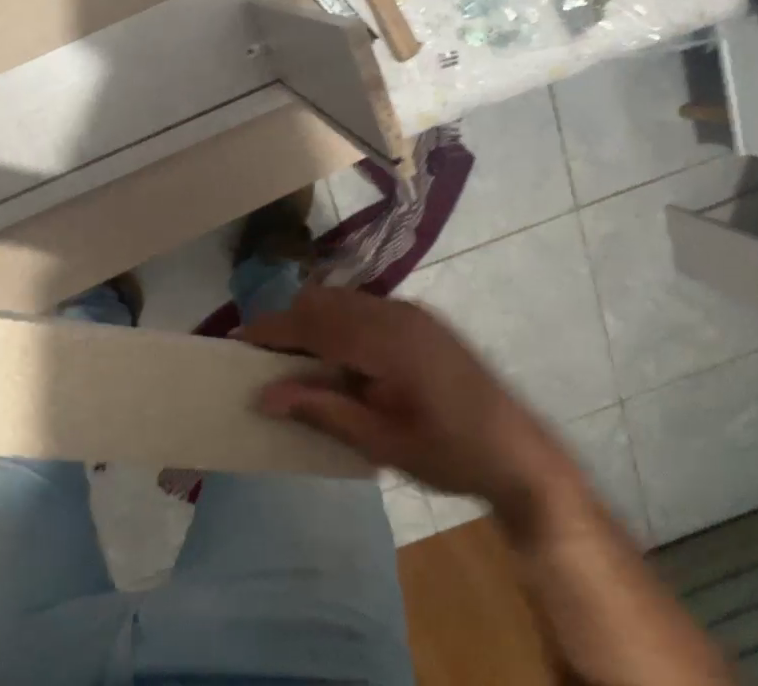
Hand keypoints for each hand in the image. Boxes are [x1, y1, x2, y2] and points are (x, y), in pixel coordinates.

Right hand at [241, 287, 582, 516]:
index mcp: (386, 339)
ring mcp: (414, 314)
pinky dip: (340, 325)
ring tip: (299, 366)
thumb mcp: (380, 442)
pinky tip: (340, 363)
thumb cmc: (449, 455)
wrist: (521, 456)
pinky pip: (366, 309)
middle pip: (324, 301)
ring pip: (344, 301)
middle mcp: (397, 313)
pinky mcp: (423, 322)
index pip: (312, 321)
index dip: (270, 330)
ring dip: (314, 323)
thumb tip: (264, 395)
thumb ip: (322, 410)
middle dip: (289, 324)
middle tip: (267, 363)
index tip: (236, 343)